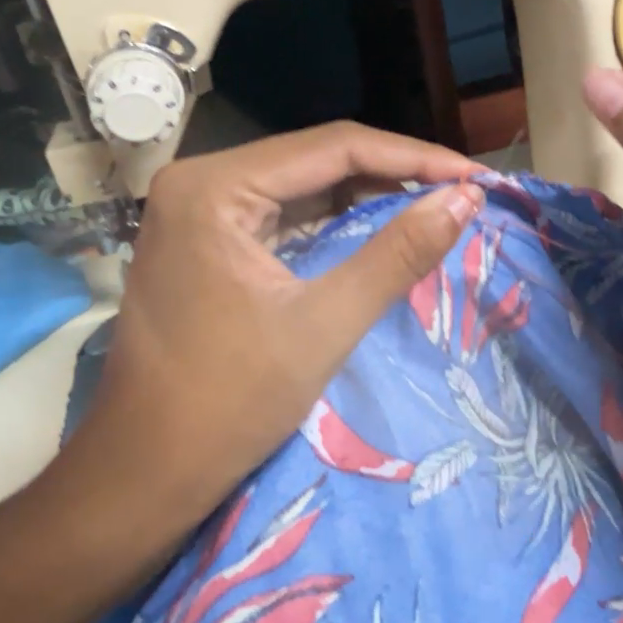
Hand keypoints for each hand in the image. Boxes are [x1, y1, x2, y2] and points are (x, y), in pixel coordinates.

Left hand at [71, 123, 483, 522]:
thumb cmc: (228, 401)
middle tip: (465, 191)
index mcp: (215, 187)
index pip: (336, 148)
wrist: (144, 474)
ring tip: (439, 204)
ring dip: (373, 194)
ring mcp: (199, 210)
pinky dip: (339, 220)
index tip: (478, 178)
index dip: (416, 159)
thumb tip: (467, 198)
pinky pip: (288, 212)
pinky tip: (385, 227)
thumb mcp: (326, 323)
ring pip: (307, 183)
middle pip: (320, 158)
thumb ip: (399, 253)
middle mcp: (201, 181)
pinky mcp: (207, 239)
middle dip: (398, 172)